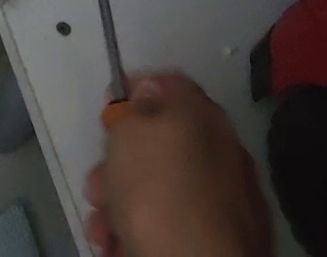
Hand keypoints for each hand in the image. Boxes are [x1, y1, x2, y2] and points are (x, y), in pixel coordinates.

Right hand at [83, 74, 272, 256]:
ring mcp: (227, 200)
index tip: (110, 108)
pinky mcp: (225, 242)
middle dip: (121, 161)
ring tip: (102, 222)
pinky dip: (144, 227)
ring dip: (124, 199)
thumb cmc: (159, 191)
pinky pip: (175, 221)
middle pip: (162, 144)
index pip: (172, 86)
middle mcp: (223, 153)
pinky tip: (120, 240)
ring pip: (163, 187)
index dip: (137, 90)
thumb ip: (138, 107)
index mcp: (206, 117)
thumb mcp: (132, 133)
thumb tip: (149, 92)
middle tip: (98, 180)